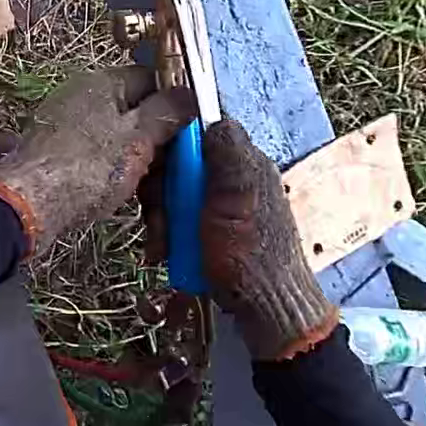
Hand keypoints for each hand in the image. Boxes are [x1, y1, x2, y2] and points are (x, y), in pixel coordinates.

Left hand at [0, 67, 193, 255]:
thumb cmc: (88, 167)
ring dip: (138, 163)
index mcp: (102, 82)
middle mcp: (82, 96)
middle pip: (134, 112)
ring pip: (118, 139)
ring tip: (150, 193)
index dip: (175, 104)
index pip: (151, 78)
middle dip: (157, 141)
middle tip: (171, 172)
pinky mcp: (57, 154)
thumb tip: (189, 92)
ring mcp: (67, 125)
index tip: (191, 133)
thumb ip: (167, 112)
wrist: (28, 205)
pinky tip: (121, 194)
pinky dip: (114, 173)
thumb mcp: (138, 138)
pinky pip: (97, 157)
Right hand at [168, 120, 338, 360]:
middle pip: (180, 166)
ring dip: (163, 218)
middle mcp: (232, 178)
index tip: (159, 173)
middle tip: (160, 222)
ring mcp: (221, 205)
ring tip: (163, 245)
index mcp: (243, 161)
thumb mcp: (236, 194)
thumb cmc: (248, 253)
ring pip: (175, 195)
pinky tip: (167, 251)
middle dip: (162, 193)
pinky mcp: (211, 230)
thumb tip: (211, 113)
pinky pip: (180, 219)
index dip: (172, 148)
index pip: (195, 132)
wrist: (265, 311)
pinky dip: (170, 234)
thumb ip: (226, 150)